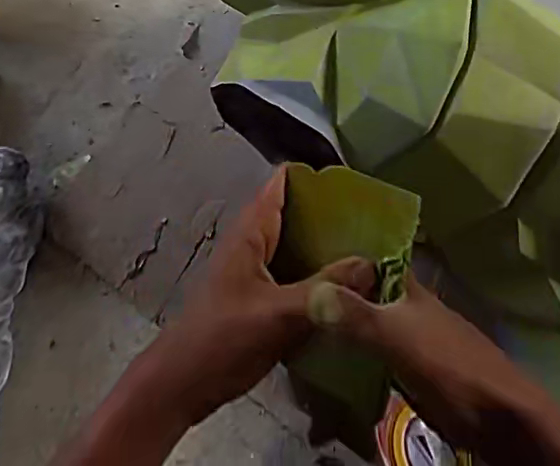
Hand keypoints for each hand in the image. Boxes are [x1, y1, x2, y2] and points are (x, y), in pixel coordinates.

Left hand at [53, 166, 373, 465]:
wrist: (185, 382)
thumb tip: (371, 264)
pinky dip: (320, 279)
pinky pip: (297, 278)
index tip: (354, 186)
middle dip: (330, 217)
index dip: (314, 177)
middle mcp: (254, 243)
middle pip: (295, 215)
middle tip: (374, 227)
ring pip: (297, 249)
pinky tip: (347, 296)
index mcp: (251, 231)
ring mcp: (256, 271)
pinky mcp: (262, 299)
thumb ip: (324, 290)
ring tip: (371, 257)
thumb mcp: (278, 313)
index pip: (281, 184)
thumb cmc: (223, 337)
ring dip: (327, 251)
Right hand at [317, 273, 559, 465]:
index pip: (366, 259)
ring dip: (340, 328)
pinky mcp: (412, 371)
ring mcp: (411, 339)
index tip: (302, 256)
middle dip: (333, 294)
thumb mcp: (397, 336)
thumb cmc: (450, 363)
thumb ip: (355, 315)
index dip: (338, 257)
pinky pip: (373, 356)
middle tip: (294, 297)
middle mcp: (407, 306)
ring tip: (301, 330)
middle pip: (363, 292)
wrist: (501, 420)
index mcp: (406, 287)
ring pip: (367, 325)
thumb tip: (310, 290)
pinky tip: (329, 363)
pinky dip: (353, 358)